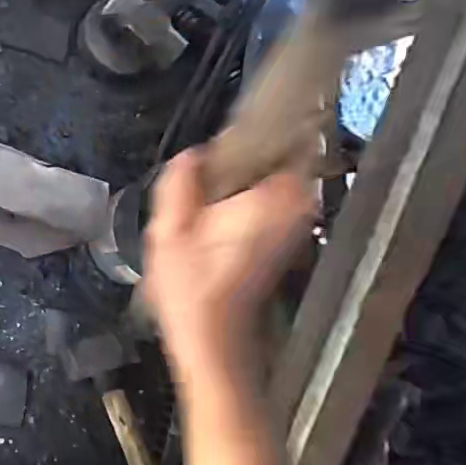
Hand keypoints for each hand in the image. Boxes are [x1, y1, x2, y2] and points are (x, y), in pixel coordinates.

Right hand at [144, 147, 315, 375]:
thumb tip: (193, 156)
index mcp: (274, 196)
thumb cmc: (191, 288)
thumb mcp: (169, 229)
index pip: (289, 132)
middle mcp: (296, 207)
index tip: (231, 131)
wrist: (212, 339)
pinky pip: (274, 200)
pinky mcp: (287, 240)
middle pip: (283, 153)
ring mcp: (296, 226)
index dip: (258, 125)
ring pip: (278, 177)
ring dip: (248, 176)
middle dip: (249, 151)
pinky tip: (219, 213)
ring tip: (210, 190)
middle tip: (210, 168)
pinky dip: (250, 197)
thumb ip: (181, 181)